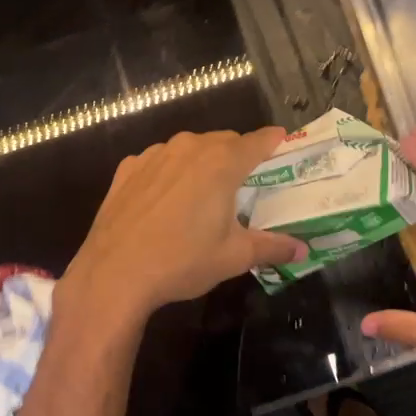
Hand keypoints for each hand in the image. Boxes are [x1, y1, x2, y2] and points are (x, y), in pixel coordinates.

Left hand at [62, 128, 306, 319]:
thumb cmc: (182, 261)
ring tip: (206, 191)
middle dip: (239, 155)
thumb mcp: (234, 257)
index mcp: (221, 164)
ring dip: (203, 162)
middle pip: (224, 141)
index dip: (274, 141)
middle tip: (248, 180)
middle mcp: (189, 148)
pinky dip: (171, 172)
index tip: (284, 141)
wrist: (113, 274)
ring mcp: (154, 155)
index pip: (258, 141)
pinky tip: (168, 199)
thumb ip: (271, 247)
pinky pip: (160, 161)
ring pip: (189, 148)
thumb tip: (302, 250)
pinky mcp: (127, 169)